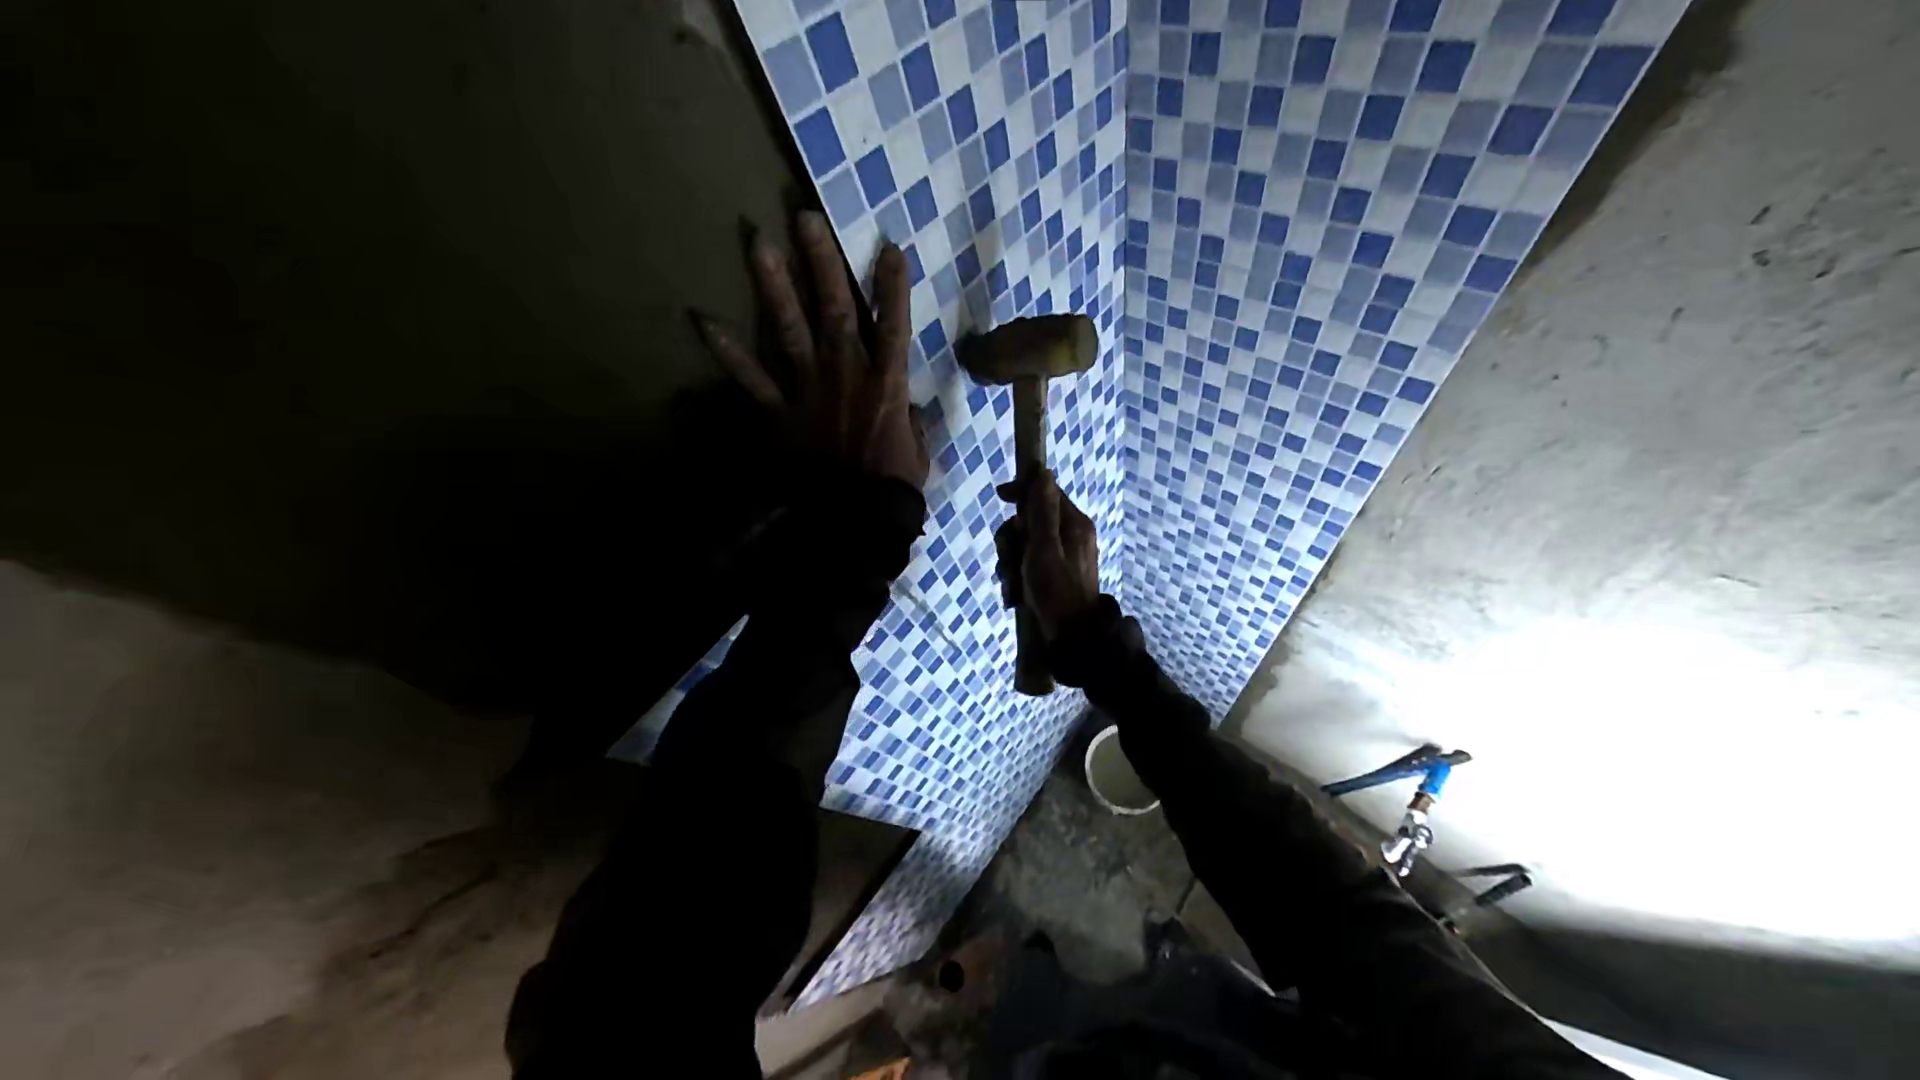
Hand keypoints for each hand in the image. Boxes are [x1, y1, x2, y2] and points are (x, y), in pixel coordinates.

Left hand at [695, 211, 927, 489]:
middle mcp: (847, 375)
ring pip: (791, 331)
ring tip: (758, 246)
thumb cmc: (893, 485)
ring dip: (774, 288)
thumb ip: (909, 420)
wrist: (855, 517)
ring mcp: (810, 390)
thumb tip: (904, 406)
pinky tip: (705, 323)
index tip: (888, 248)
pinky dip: (729, 353)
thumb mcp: (917, 450)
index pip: (893, 326)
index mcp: (888, 384)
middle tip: (805, 218)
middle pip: (835, 310)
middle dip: (822, 263)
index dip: (892, 288)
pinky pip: (753, 379)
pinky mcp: (780, 412)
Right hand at [995, 469, 1099, 639]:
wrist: (1073, 637)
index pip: (1046, 490)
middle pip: (1031, 518)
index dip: (1022, 490)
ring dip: (1011, 561)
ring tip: (1011, 583)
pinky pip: (1030, 562)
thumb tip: (1043, 472)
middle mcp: (1071, 534)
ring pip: (1026, 542)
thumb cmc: (1056, 591)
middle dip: (1012, 537)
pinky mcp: (1055, 572)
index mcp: (1074, 523)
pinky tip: (1015, 593)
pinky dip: (1018, 575)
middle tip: (1009, 557)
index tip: (1000, 497)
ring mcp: (1063, 554)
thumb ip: (1042, 512)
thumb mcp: (1044, 548)